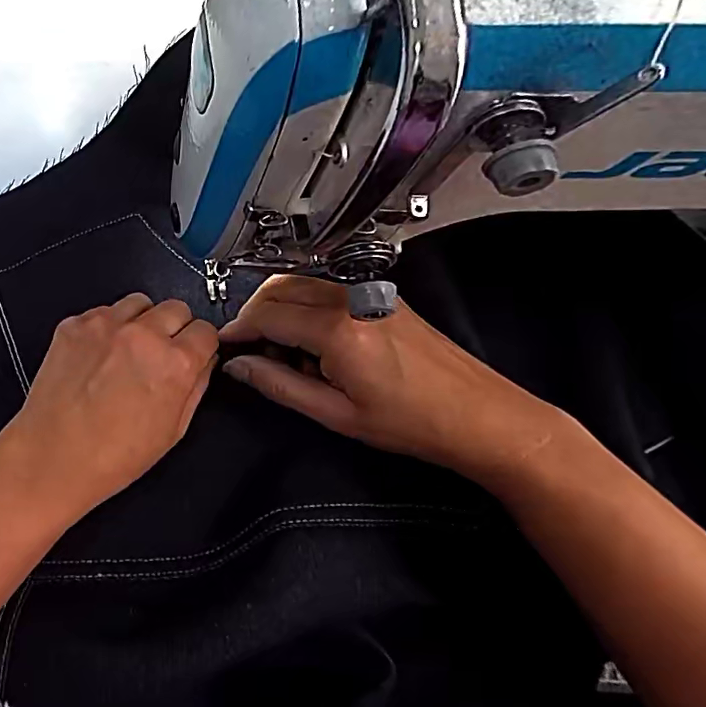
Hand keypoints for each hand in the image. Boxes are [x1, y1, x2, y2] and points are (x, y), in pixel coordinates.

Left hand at [0, 294, 218, 520]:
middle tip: (162, 352)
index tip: (194, 351)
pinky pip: (104, 311)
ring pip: (141, 303)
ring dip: (143, 321)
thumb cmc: (110, 457)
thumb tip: (204, 361)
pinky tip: (101, 356)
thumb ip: (196, 387)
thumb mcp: (173, 430)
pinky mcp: (76, 325)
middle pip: (177, 308)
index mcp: (175, 364)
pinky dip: (108, 327)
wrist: (52, 459)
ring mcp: (106, 326)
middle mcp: (143, 336)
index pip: (205, 330)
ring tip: (130, 351)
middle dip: (176, 328)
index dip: (201, 344)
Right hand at [218, 275, 562, 483]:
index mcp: (337, 329)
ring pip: (302, 284)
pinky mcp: (382, 294)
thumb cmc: (415, 422)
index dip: (239, 329)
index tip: (226, 345)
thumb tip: (241, 367)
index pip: (268, 314)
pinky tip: (317, 344)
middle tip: (251, 351)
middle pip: (280, 289)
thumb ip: (280, 385)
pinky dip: (307, 306)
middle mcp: (351, 298)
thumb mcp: (337, 415)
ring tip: (287, 355)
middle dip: (256, 315)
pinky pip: (328, 289)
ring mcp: (369, 291)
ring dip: (281, 309)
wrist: (479, 415)